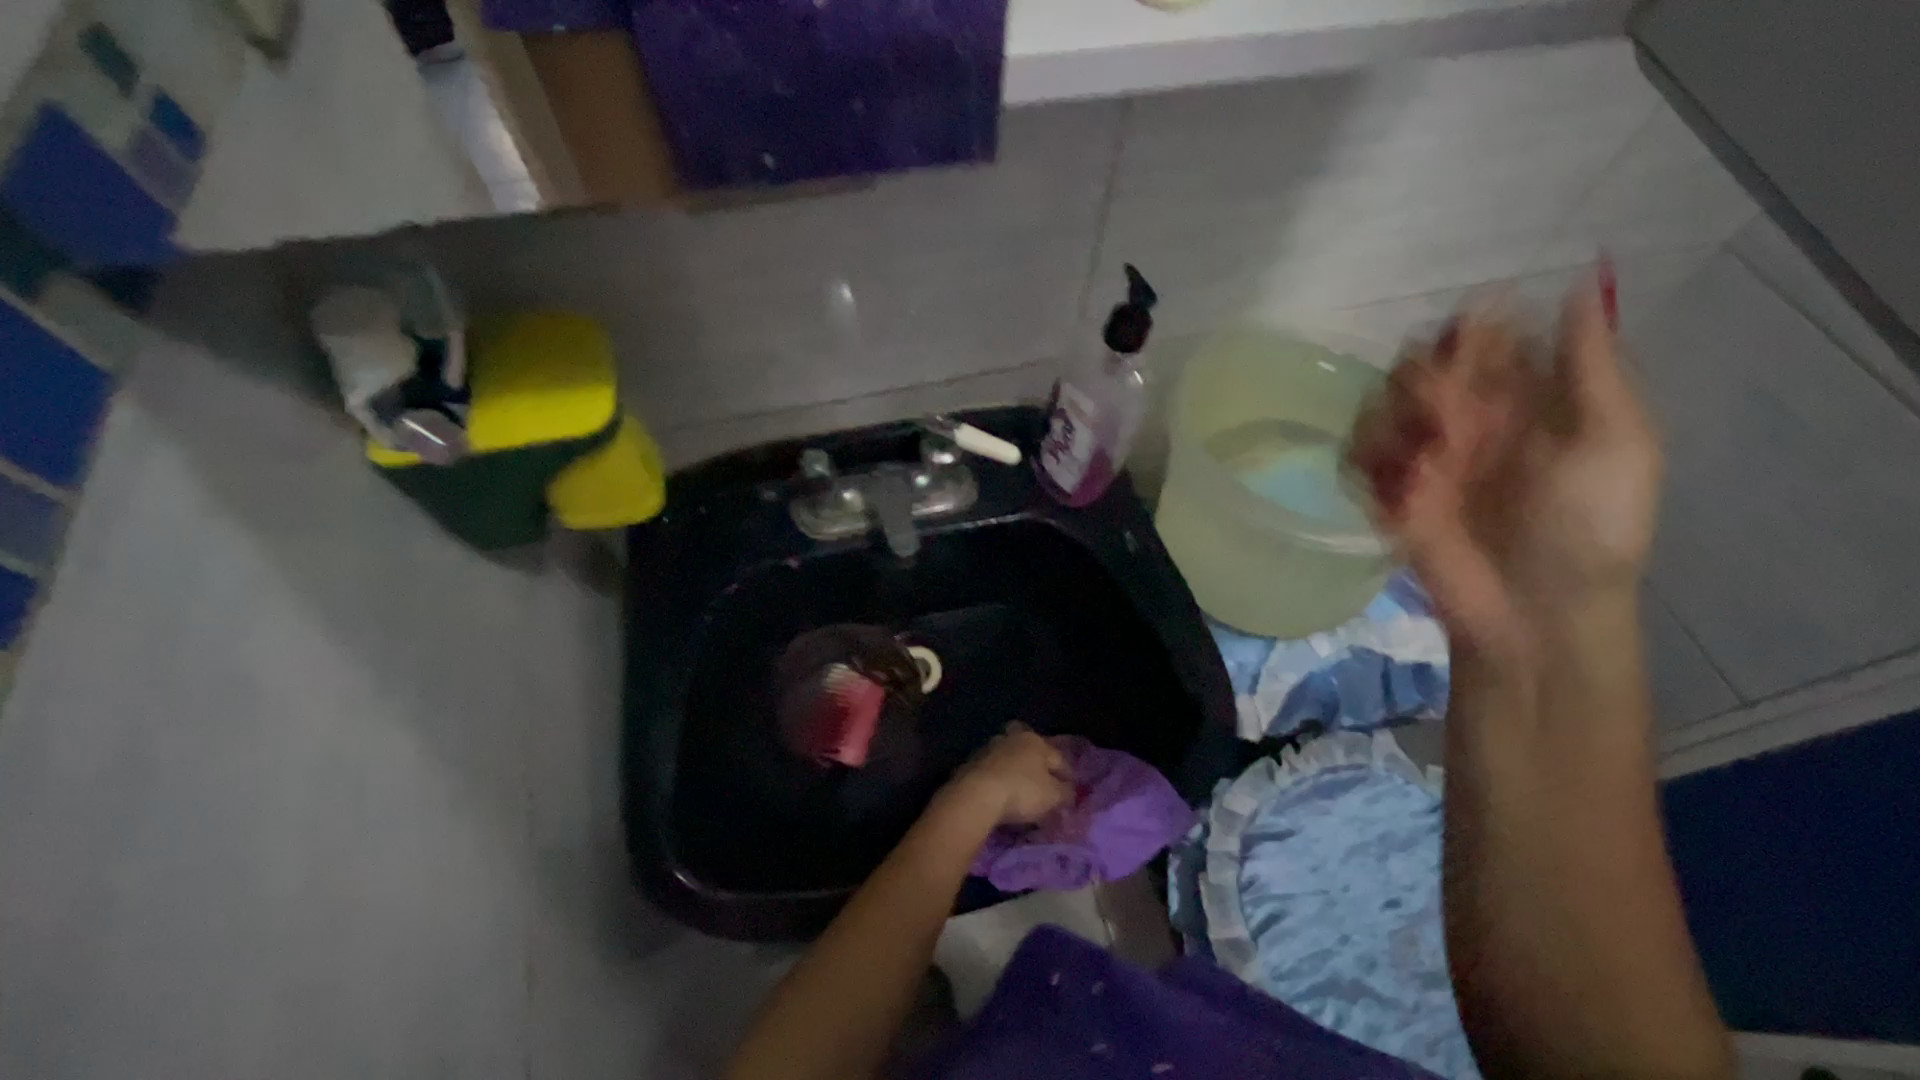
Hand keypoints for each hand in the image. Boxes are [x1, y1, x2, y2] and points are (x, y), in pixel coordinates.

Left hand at [942, 724, 1073, 826]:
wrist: (975, 796)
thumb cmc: (1022, 792)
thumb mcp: (1053, 796)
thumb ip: (1065, 792)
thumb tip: (1068, 791)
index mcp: (1035, 741)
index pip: (1058, 758)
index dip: (1068, 775)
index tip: (1071, 791)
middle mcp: (1011, 739)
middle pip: (1029, 749)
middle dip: (1037, 762)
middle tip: (1042, 780)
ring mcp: (988, 750)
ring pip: (1008, 758)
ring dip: (1015, 770)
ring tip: (1020, 790)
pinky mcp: (969, 765)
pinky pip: (991, 772)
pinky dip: (998, 780)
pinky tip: (1000, 794)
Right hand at [1348, 267, 1661, 659]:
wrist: (1537, 615)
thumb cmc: (1590, 530)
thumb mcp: (1616, 442)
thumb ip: (1592, 366)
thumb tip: (1579, 285)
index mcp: (1525, 399)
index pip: (1484, 336)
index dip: (1472, 331)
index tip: (1474, 347)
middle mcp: (1468, 419)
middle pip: (1420, 362)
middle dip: (1426, 377)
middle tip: (1447, 414)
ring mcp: (1423, 458)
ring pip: (1379, 402)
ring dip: (1394, 420)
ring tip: (1426, 462)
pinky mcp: (1387, 495)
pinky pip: (1354, 454)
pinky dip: (1365, 459)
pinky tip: (1398, 484)